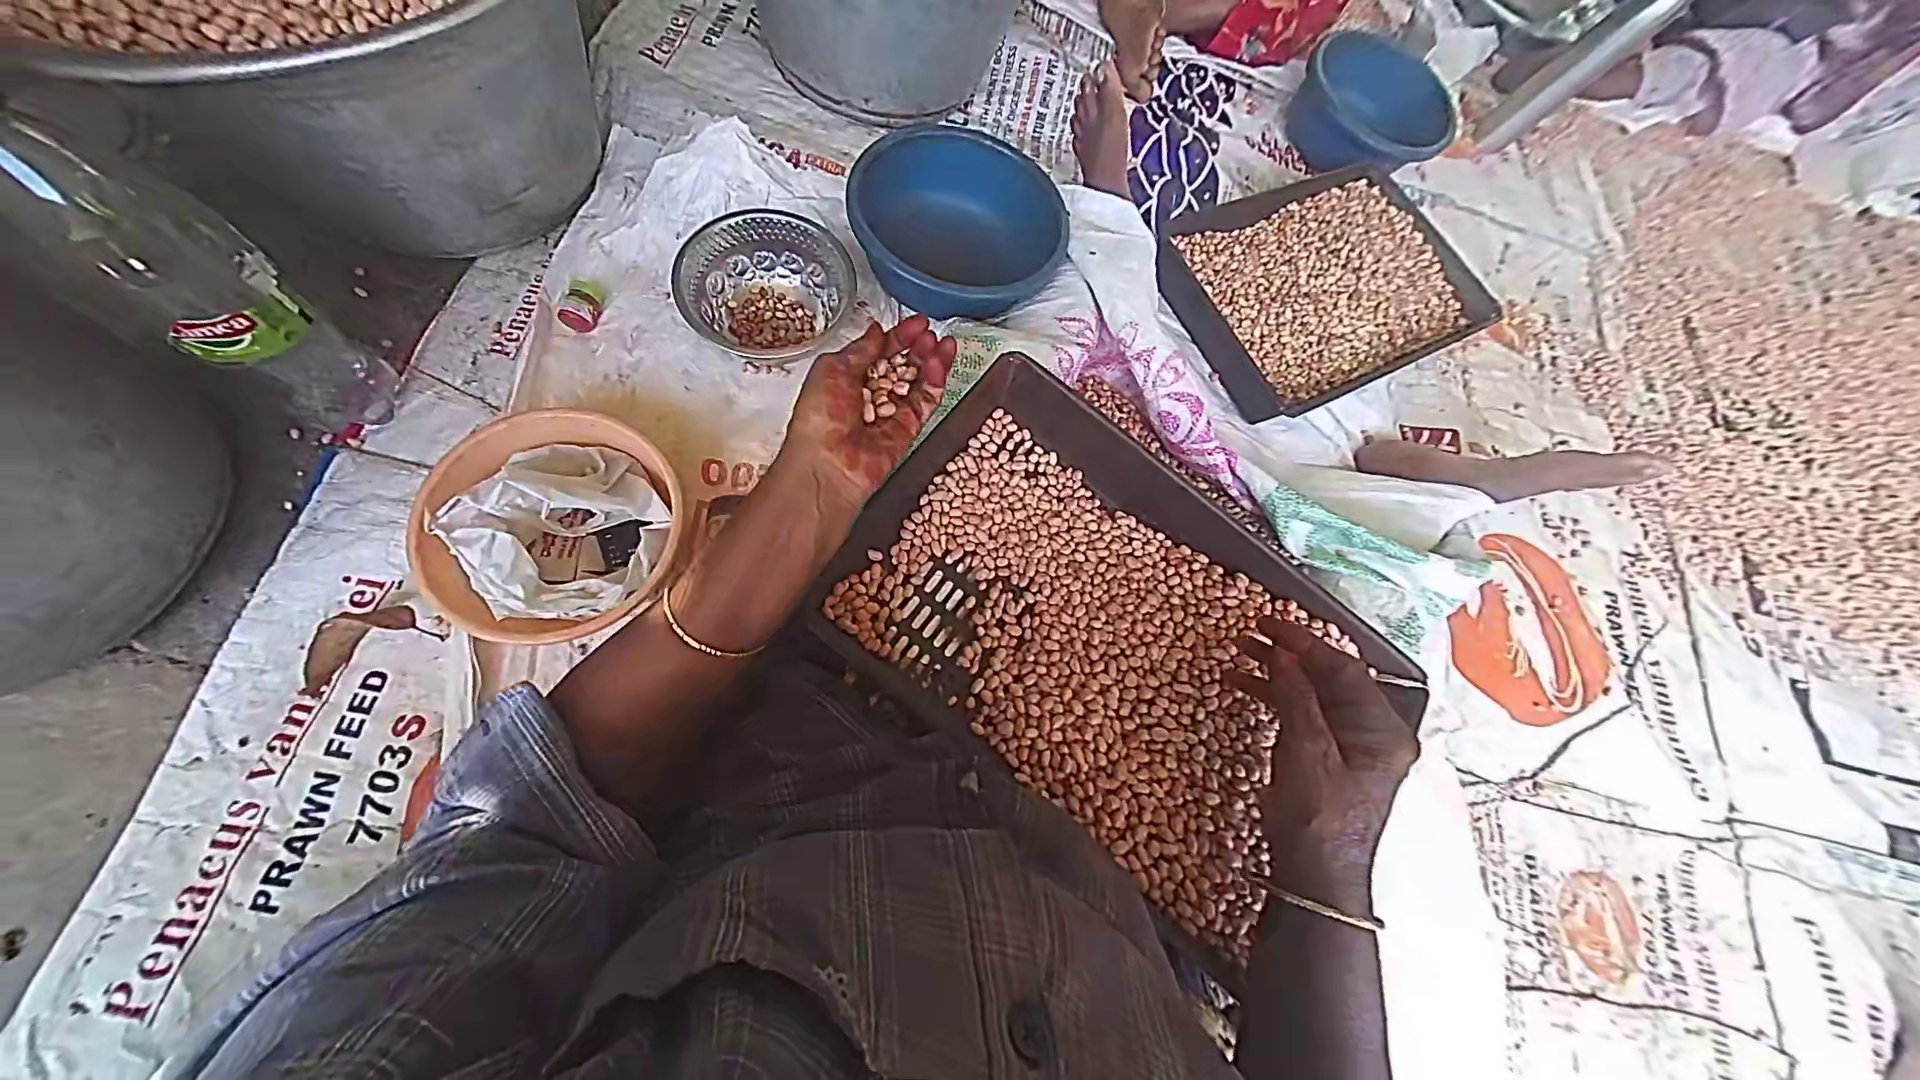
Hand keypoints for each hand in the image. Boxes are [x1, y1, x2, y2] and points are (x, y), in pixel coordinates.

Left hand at [779, 314, 954, 513]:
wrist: (827, 464)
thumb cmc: (818, 420)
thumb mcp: (832, 368)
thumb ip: (861, 349)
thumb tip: (877, 331)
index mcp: (848, 378)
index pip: (881, 351)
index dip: (899, 336)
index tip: (916, 322)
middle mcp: (871, 395)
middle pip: (902, 365)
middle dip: (917, 346)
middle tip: (928, 332)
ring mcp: (891, 413)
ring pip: (919, 382)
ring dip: (931, 360)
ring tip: (940, 343)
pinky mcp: (908, 429)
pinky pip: (926, 402)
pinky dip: (936, 382)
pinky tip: (940, 363)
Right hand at [1227, 620, 1416, 913]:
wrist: (1315, 876)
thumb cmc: (1318, 818)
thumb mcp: (1307, 754)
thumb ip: (1297, 699)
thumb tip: (1284, 654)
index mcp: (1382, 731)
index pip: (1343, 670)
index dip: (1305, 642)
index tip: (1269, 623)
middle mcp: (1371, 731)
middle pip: (1329, 678)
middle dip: (1289, 653)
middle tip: (1251, 632)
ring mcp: (1348, 743)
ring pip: (1311, 692)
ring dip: (1276, 672)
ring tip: (1239, 651)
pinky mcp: (1325, 754)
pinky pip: (1300, 713)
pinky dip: (1273, 696)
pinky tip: (1242, 683)